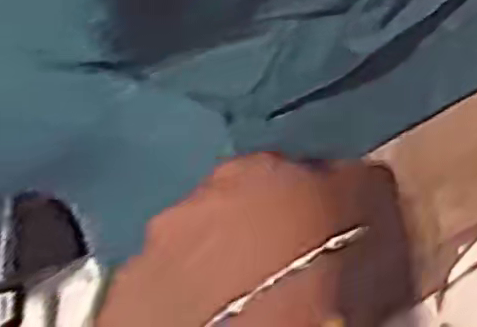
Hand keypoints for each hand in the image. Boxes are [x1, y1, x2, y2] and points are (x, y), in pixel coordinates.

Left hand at [98, 154, 412, 326]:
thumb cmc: (330, 245)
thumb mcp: (366, 187)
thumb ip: (340, 170)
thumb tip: (326, 173)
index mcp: (246, 168)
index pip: (267, 164)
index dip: (289, 186)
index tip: (308, 208)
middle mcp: (183, 207)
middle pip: (215, 207)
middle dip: (237, 223)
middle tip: (271, 248)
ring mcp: (136, 267)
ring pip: (180, 254)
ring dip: (204, 263)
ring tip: (240, 288)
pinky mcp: (110, 318)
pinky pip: (152, 299)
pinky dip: (178, 303)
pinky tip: (212, 313)